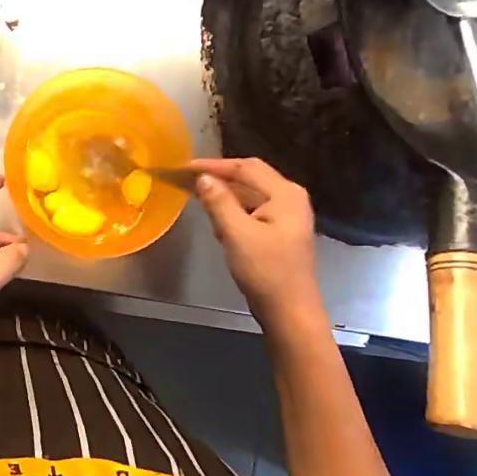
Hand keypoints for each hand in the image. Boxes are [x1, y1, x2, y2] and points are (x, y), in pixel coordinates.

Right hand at [189, 157, 325, 328]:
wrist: (289, 310)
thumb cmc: (265, 271)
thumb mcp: (237, 234)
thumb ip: (219, 203)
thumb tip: (203, 179)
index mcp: (285, 193)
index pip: (245, 168)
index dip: (214, 165)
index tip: (185, 168)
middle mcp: (290, 198)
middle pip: (250, 179)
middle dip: (219, 179)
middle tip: (189, 182)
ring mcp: (287, 217)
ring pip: (251, 196)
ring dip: (226, 198)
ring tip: (199, 202)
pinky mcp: (280, 233)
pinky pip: (253, 213)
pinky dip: (234, 214)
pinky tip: (219, 225)